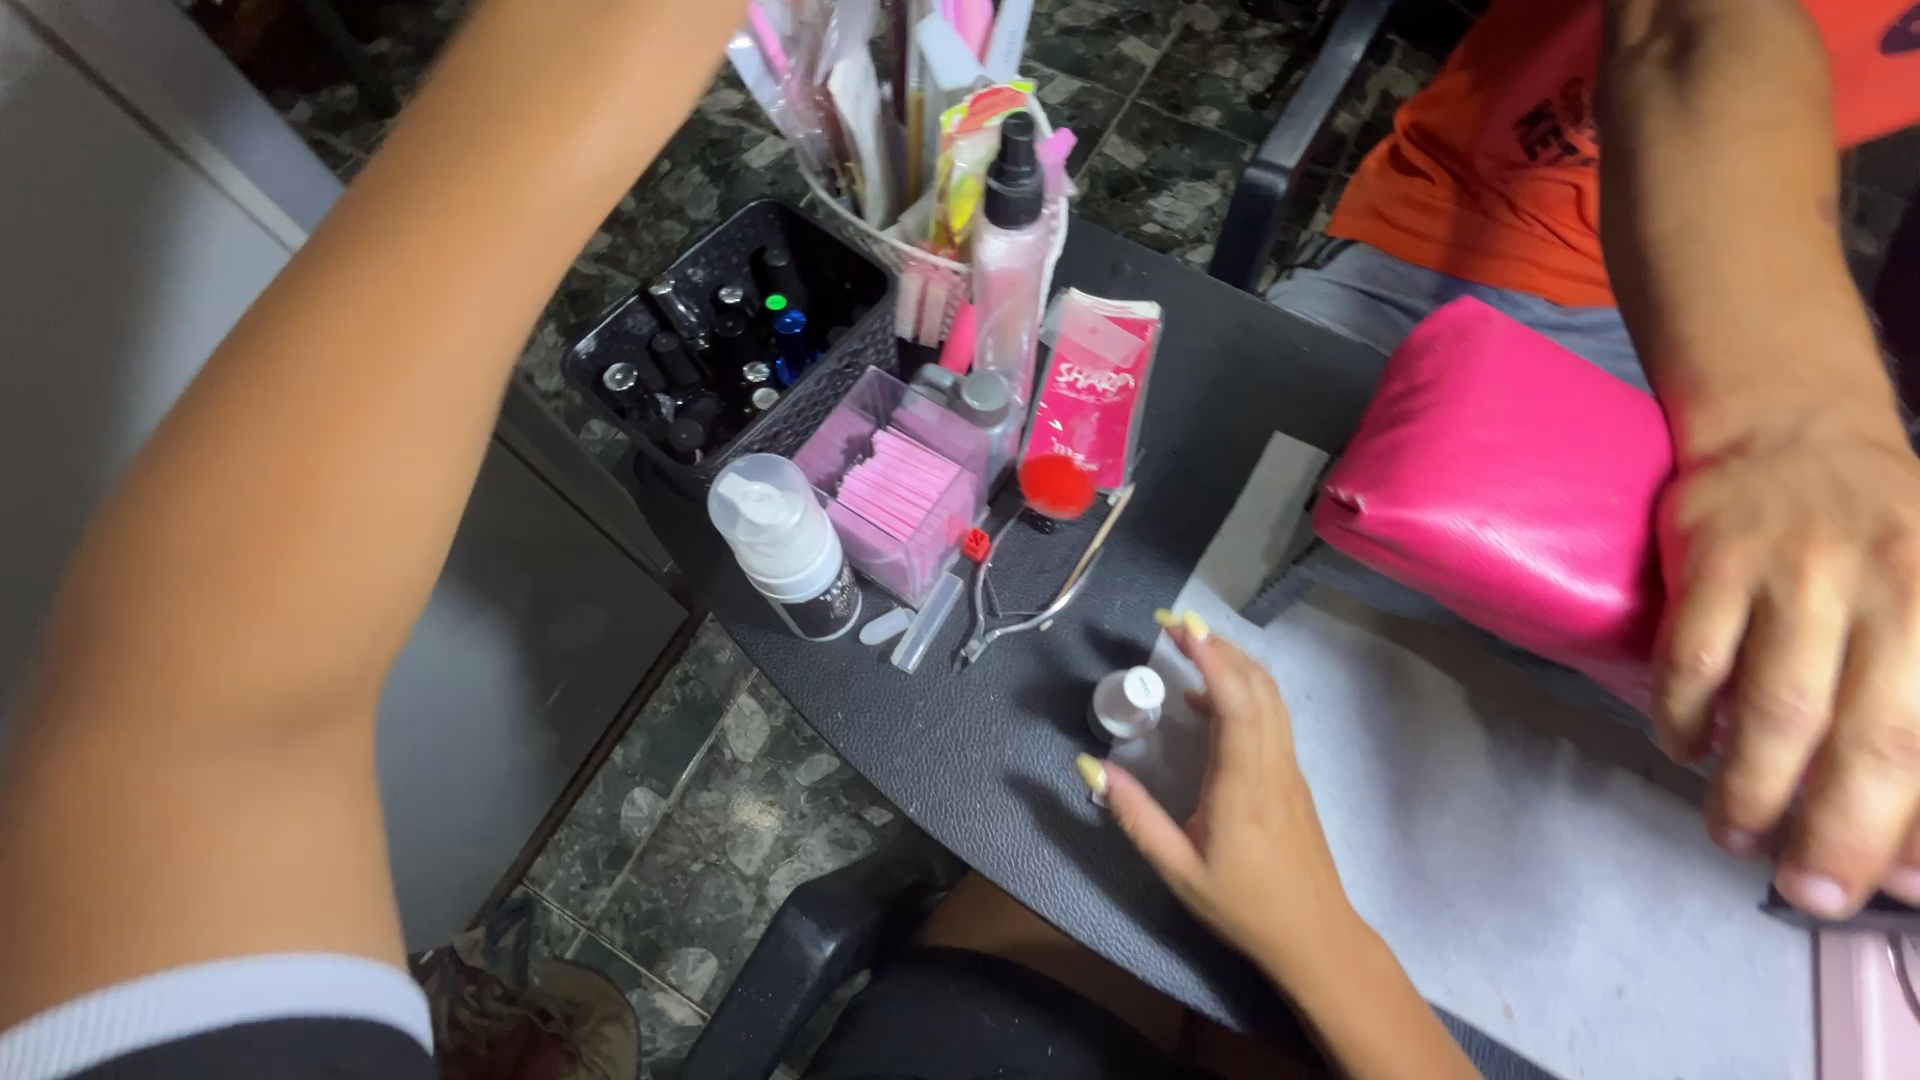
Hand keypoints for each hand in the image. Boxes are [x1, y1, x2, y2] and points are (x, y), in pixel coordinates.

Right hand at [1081, 618, 1360, 976]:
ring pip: (1270, 695)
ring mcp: (1288, 766)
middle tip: (1174, 624)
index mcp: (1245, 784)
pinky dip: (1242, 687)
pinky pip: (1270, 713)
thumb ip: (1135, 816)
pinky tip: (1205, 699)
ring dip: (1233, 661)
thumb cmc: (1244, 905)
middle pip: (1257, 685)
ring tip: (1190, 644)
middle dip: (1217, 646)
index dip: (1211, 660)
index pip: (1236, 704)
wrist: (1317, 938)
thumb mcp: (1178, 869)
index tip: (1181, 627)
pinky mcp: (1291, 774)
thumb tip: (1091, 767)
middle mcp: (1273, 763)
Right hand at [1654, 407, 1919, 915]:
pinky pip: (1694, 654)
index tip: (1888, 888)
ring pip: (1774, 704)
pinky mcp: (1713, 560)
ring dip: (1748, 782)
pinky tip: (1681, 748)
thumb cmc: (1879, 536)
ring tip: (1727, 832)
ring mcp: (1797, 576)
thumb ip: (1919, 700)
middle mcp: (1896, 598)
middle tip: (1807, 891)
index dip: (1919, 823)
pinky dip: (1685, 712)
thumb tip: (1905, 822)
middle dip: (1837, 827)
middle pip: (1868, 737)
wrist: (1792, 438)